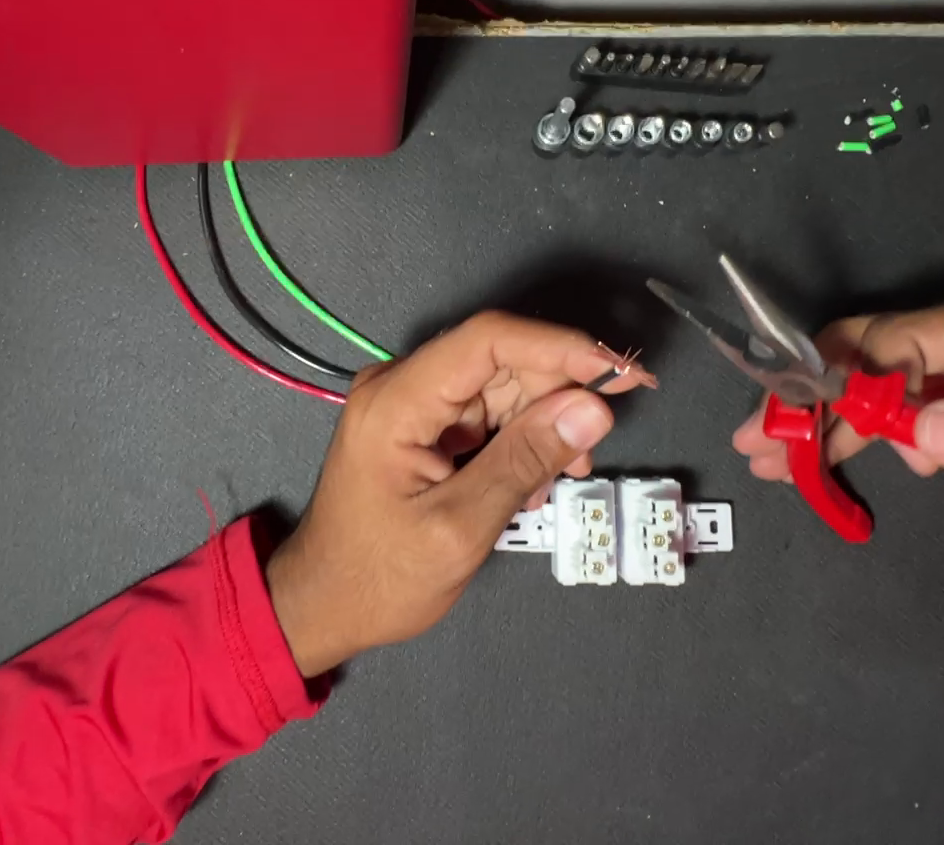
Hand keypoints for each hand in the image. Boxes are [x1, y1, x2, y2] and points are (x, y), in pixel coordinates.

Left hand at [267, 312, 650, 676]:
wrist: (323, 605)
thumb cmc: (381, 578)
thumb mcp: (460, 527)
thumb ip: (525, 461)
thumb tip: (594, 408)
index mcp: (397, 398)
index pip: (489, 339)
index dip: (561, 347)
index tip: (620, 372)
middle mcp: (402, 384)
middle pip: (500, 359)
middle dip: (559, 393)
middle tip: (597, 441)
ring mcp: (411, 401)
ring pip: (502, 386)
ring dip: (543, 424)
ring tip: (560, 476)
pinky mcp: (423, 423)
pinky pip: (487, 412)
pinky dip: (521, 440)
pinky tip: (533, 481)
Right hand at [732, 290, 943, 564]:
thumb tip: (927, 428)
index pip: (906, 337)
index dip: (853, 377)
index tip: (812, 426)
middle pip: (865, 349)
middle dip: (810, 393)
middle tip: (762, 437)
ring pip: (854, 379)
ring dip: (810, 419)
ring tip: (769, 460)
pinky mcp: (936, 404)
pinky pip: (868, 410)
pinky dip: (835, 437)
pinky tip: (816, 466)